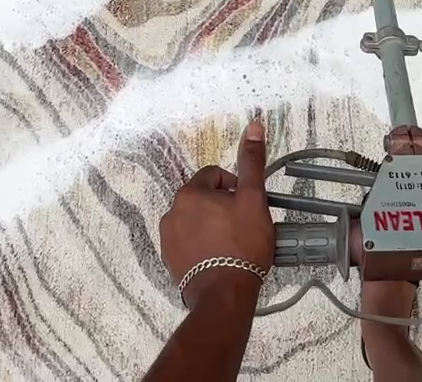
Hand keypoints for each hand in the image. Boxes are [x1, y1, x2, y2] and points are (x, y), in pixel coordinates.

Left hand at [158, 119, 274, 308]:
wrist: (224, 297)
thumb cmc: (242, 243)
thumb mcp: (254, 199)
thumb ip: (252, 161)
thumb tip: (253, 124)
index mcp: (190, 192)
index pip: (215, 175)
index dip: (236, 188)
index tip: (248, 207)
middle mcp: (172, 211)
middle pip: (204, 197)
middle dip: (223, 206)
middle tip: (243, 226)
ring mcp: (167, 238)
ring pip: (196, 219)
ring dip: (211, 225)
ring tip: (231, 245)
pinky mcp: (169, 261)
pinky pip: (188, 242)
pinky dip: (202, 245)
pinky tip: (218, 259)